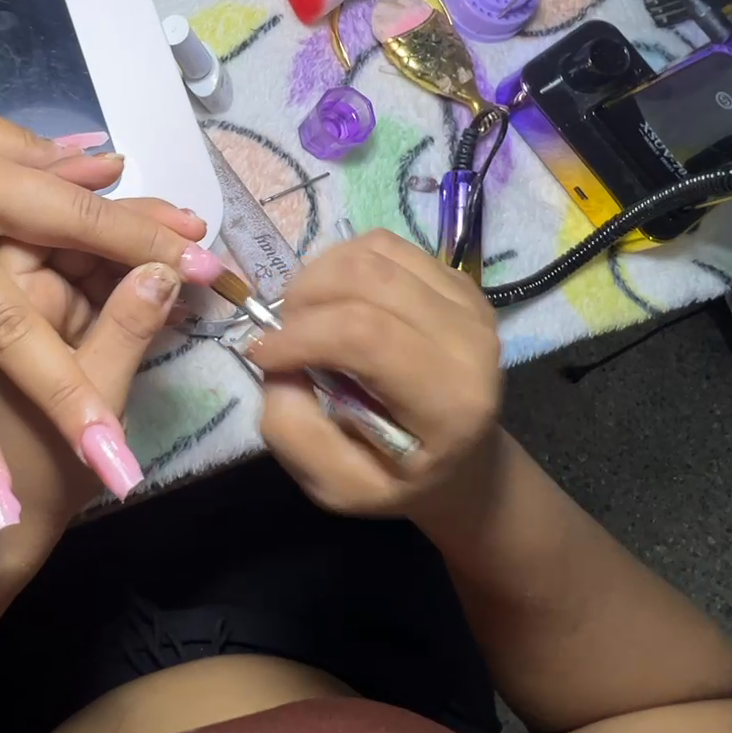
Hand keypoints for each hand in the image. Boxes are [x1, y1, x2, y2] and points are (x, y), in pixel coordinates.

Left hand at [0, 206, 189, 536]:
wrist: (18, 514)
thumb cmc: (45, 458)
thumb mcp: (96, 391)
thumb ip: (128, 326)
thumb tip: (168, 267)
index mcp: (6, 292)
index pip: (62, 229)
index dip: (124, 220)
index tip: (182, 226)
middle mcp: (15, 283)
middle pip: (80, 232)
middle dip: (139, 226)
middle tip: (197, 227)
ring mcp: (42, 300)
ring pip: (95, 255)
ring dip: (144, 249)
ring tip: (196, 245)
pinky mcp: (63, 319)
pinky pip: (102, 286)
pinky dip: (139, 280)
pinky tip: (176, 277)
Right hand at [249, 230, 501, 516]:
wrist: (462, 459)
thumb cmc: (397, 477)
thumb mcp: (338, 488)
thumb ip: (297, 435)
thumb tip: (277, 368)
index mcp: (450, 401)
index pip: (365, 334)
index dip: (299, 335)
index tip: (260, 354)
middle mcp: (471, 341)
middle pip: (365, 278)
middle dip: (301, 300)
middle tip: (283, 336)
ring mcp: (468, 301)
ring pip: (370, 253)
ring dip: (316, 277)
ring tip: (305, 317)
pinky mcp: (457, 278)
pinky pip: (382, 244)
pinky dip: (339, 264)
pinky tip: (336, 299)